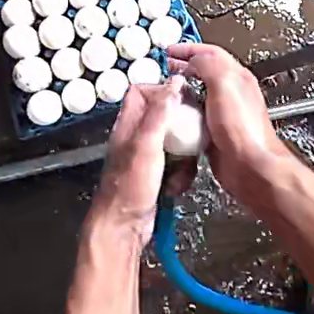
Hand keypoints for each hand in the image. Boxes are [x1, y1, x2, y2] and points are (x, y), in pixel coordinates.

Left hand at [86, 78, 182, 248]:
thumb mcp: (147, 145)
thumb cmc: (128, 188)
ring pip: (175, 141)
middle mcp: (136, 137)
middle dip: (181, 128)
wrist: (123, 228)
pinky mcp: (157, 174)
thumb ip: (160, 113)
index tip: (182, 98)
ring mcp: (147, 157)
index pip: (141, 91)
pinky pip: (178, 164)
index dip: (162, 90)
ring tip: (180, 170)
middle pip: (164, 116)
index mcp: (128, 125)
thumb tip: (174, 85)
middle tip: (190, 137)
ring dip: (184, 156)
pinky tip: (176, 186)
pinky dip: (182, 174)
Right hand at [163, 43, 289, 198]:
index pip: (212, 53)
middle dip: (184, 66)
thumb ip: (208, 65)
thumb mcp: (224, 85)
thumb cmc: (244, 130)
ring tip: (166, 89)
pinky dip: (183, 114)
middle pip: (206, 72)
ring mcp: (224, 114)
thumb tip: (194, 60)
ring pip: (199, 95)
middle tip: (167, 66)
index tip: (171, 50)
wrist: (250, 167)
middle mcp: (233, 94)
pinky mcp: (216, 133)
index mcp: (238, 78)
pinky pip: (196, 118)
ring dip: (182, 90)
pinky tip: (174, 116)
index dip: (190, 49)